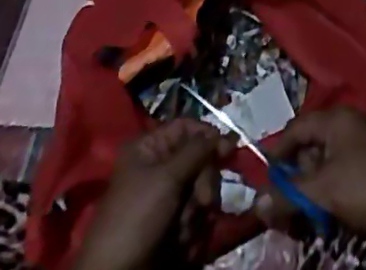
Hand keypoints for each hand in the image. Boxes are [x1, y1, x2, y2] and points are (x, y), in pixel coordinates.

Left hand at [72, 119, 234, 269]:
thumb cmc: (137, 215)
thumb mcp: (166, 178)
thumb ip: (195, 151)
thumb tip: (222, 133)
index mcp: (149, 147)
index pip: (185, 127)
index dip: (207, 135)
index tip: (229, 149)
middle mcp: (159, 165)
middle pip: (197, 158)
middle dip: (204, 180)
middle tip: (203, 199)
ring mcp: (167, 194)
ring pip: (200, 187)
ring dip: (198, 206)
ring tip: (184, 225)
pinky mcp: (173, 220)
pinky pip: (195, 212)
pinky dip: (193, 225)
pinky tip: (182, 237)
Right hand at [256, 107, 365, 239]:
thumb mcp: (324, 191)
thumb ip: (289, 194)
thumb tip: (257, 203)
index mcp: (334, 119)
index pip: (295, 129)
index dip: (277, 153)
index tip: (264, 179)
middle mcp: (347, 125)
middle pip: (309, 147)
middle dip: (295, 178)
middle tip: (284, 204)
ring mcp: (362, 145)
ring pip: (325, 165)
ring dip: (312, 190)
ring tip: (307, 216)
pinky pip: (341, 174)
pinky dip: (330, 193)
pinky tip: (328, 215)